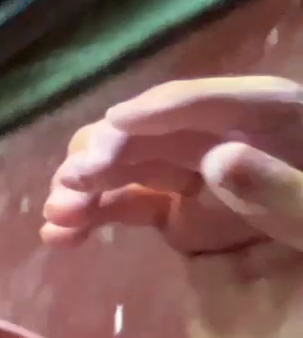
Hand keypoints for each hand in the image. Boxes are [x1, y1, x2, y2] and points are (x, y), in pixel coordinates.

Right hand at [42, 76, 302, 337]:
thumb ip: (292, 205)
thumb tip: (219, 156)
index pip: (262, 104)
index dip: (187, 103)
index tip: (121, 120)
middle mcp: (265, 167)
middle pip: (176, 133)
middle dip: (114, 149)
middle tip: (74, 178)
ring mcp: (220, 197)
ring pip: (137, 164)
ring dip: (86, 182)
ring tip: (59, 212)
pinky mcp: (183, 226)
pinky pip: (123, 204)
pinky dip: (85, 214)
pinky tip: (58, 234)